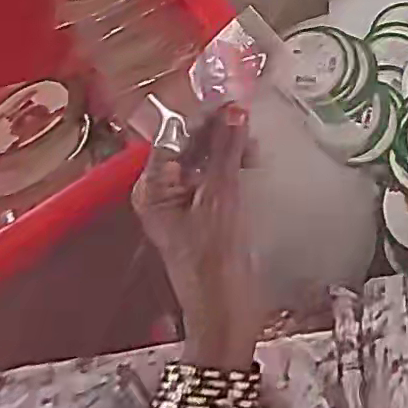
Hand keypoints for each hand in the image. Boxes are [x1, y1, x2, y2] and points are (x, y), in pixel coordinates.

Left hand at [131, 104, 265, 367]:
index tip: (236, 99)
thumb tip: (236, 109)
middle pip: (190, 145)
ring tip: (255, 148)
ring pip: (206, 157)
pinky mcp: (206, 211)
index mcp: (152, 188)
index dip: (204, 116)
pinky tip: (253, 161)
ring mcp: (185, 202)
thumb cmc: (215, 255)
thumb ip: (226, 151)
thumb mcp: (221, 198)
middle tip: (251, 122)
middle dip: (220, 131)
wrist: (226, 308)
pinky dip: (235, 163)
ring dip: (231, 146)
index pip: (176, 136)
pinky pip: (217, 174)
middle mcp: (163, 191)